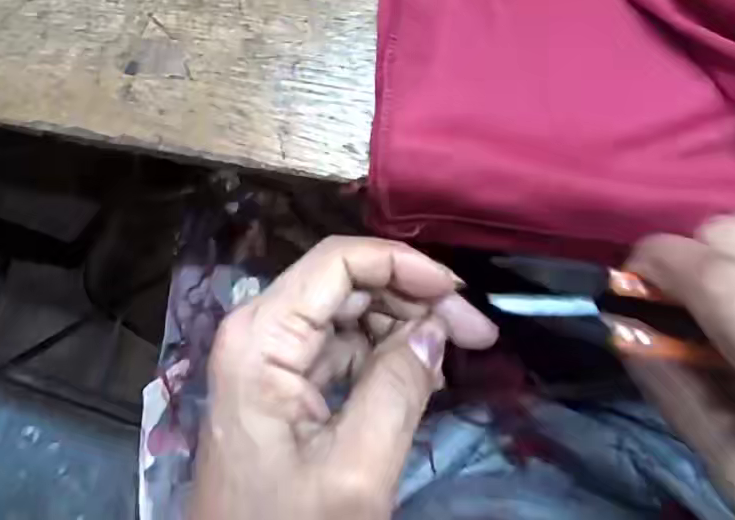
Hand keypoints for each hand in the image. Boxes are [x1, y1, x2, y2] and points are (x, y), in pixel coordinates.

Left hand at [190, 236, 499, 519]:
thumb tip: (435, 329)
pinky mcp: (282, 379)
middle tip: (474, 329)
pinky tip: (423, 372)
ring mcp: (269, 353)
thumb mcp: (354, 473)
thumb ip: (398, 389)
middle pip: (346, 281)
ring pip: (348, 308)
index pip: (338, 260)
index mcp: (262, 335)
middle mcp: (260, 327)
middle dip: (412, 296)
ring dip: (404, 322)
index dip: (401, 263)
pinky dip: (385, 350)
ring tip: (457, 348)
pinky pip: (342, 343)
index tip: (455, 290)